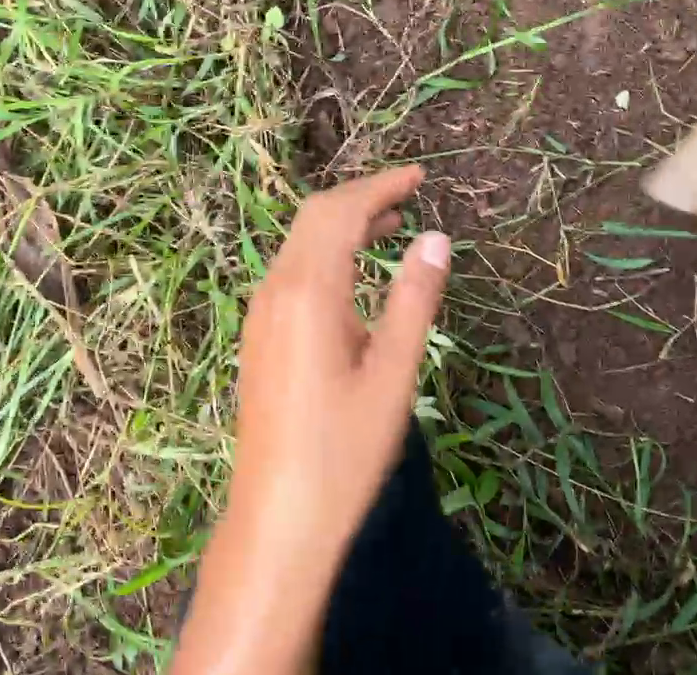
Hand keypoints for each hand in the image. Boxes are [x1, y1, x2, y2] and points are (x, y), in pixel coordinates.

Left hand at [173, 166, 449, 674]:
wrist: (277, 520)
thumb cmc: (343, 450)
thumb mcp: (393, 374)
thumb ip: (414, 299)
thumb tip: (436, 237)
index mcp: (308, 292)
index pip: (342, 213)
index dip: (381, 187)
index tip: (420, 177)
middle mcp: (275, 292)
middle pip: (315, 219)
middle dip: (362, 197)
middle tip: (410, 193)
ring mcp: (261, 316)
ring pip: (300, 245)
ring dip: (343, 225)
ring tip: (392, 225)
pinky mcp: (260, 338)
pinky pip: (293, 273)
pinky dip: (327, 254)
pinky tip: (355, 276)